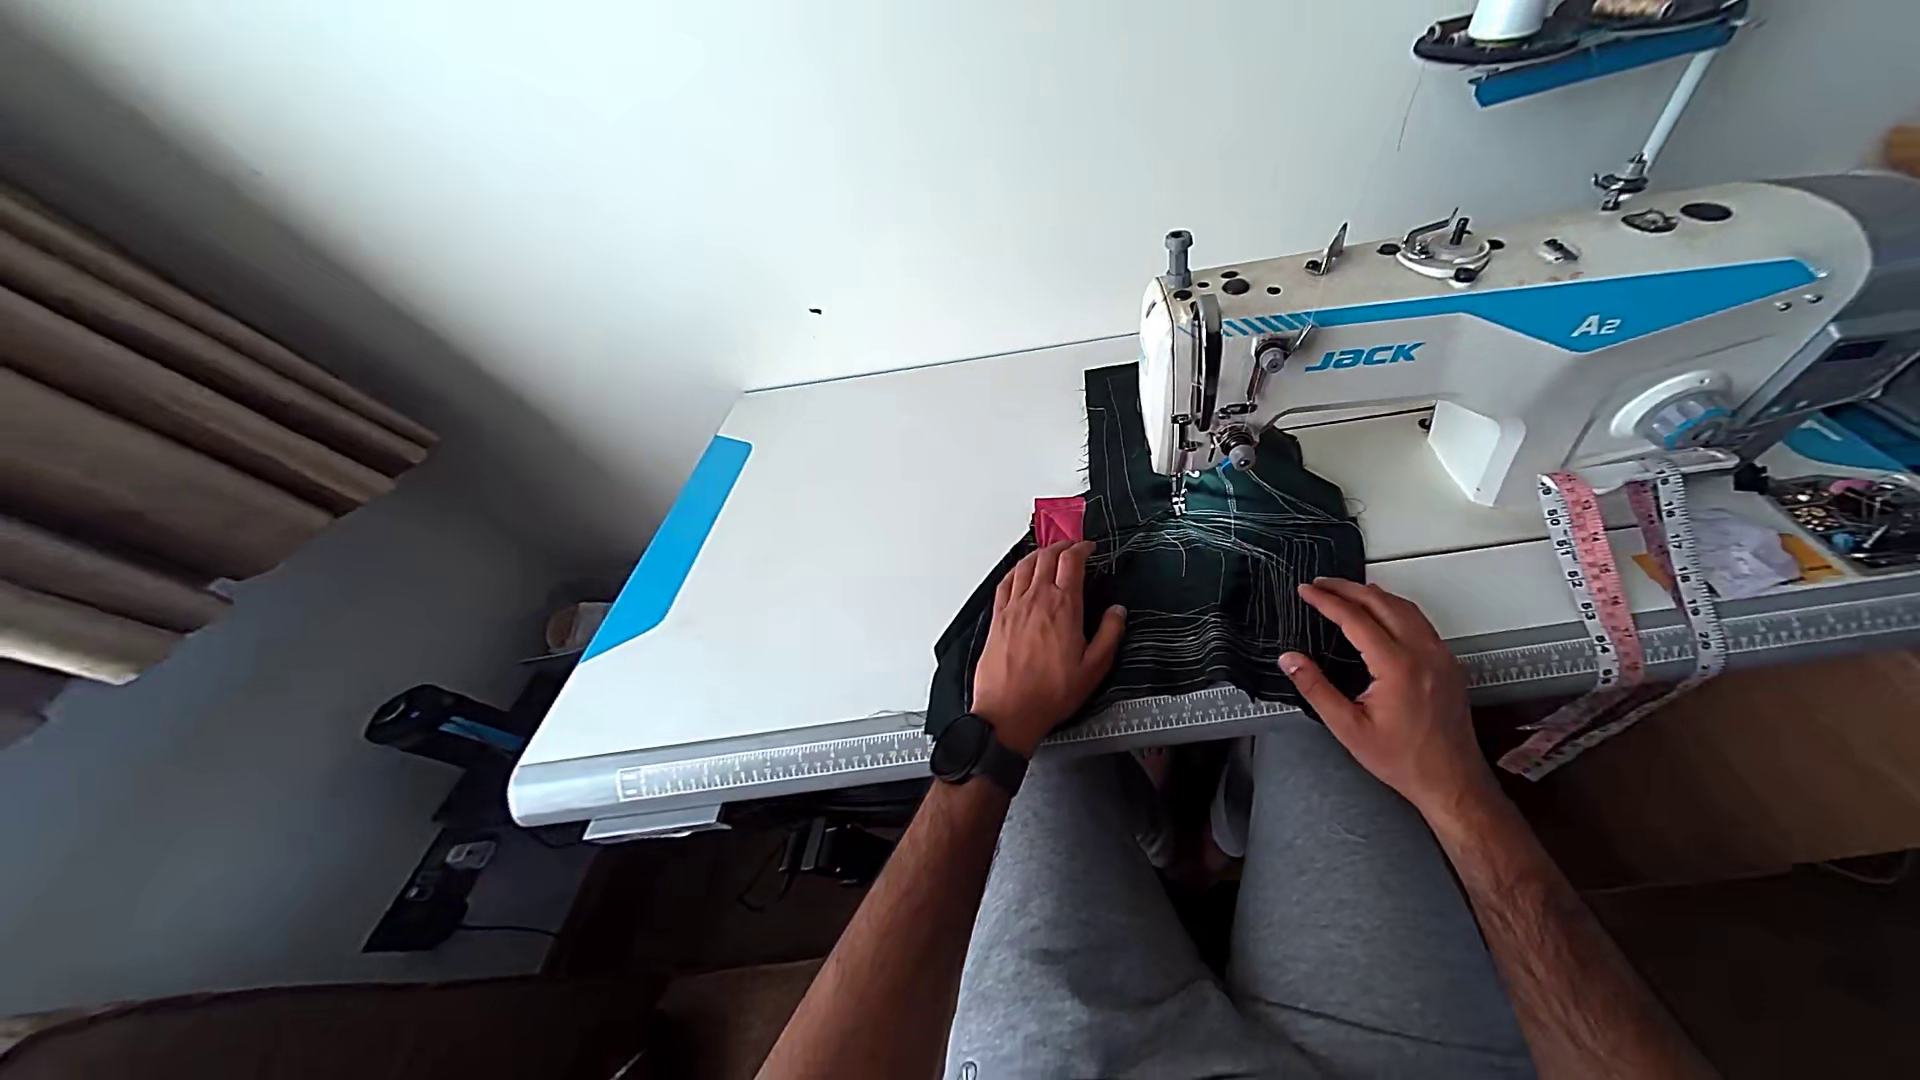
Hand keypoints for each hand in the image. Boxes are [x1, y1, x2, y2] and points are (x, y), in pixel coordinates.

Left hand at [970, 541, 1126, 755]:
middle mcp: (1036, 600)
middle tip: (1072, 547)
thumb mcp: (1094, 667)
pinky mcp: (997, 618)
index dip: (1082, 548)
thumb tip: (1118, 611)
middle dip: (1061, 546)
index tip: (1089, 548)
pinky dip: (1015, 570)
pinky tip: (1019, 572)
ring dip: (1039, 554)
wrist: (1009, 711)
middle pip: (1047, 557)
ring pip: (1024, 565)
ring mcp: (1013, 607)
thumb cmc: (1049, 693)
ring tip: (1048, 554)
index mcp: (1063, 607)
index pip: (1071, 561)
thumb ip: (1110, 634)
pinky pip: (1005, 582)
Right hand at [1279, 577, 1498, 819]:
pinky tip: (1381, 610)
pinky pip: (1420, 621)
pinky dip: (1394, 606)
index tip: (1306, 591)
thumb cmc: (1402, 759)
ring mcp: (1441, 657)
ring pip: (1405, 608)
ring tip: (1346, 590)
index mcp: (1397, 667)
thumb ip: (1315, 688)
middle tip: (1321, 583)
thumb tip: (1290, 659)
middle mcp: (1423, 655)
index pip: (1356, 618)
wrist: (1452, 782)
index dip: (1327, 600)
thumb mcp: (1347, 727)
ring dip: (1372, 593)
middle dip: (1348, 588)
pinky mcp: (1448, 665)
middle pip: (1383, 603)